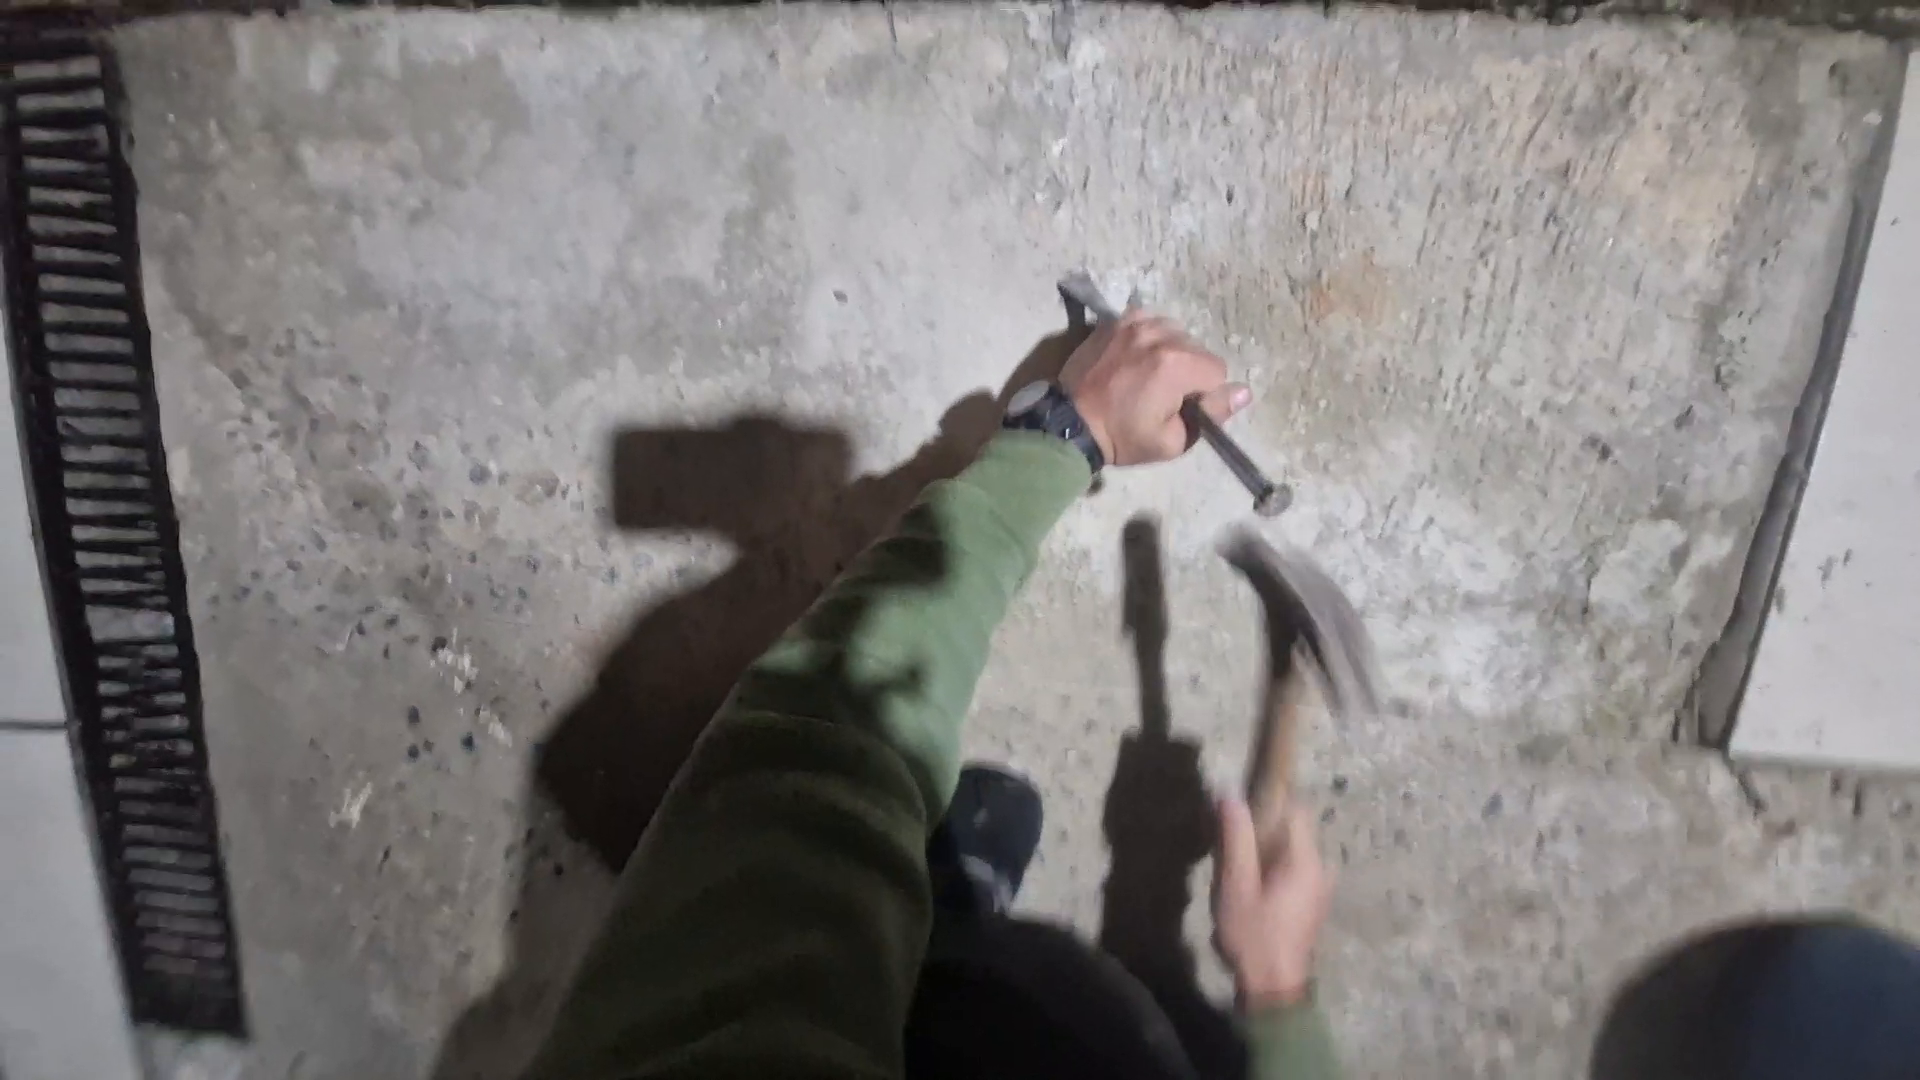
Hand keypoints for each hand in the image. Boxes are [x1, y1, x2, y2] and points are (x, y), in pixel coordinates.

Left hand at [1060, 310, 1250, 467]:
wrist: (1070, 424)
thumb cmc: (1121, 437)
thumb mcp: (1172, 440)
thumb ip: (1212, 414)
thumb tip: (1244, 392)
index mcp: (1176, 364)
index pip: (1216, 370)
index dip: (1203, 394)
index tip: (1179, 407)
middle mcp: (1158, 334)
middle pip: (1196, 349)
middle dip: (1187, 371)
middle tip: (1158, 395)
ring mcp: (1133, 323)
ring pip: (1173, 333)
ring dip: (1168, 352)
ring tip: (1144, 377)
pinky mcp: (1114, 321)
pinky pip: (1147, 323)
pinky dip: (1147, 339)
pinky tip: (1132, 360)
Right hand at [1212, 799, 1333, 1010]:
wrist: (1272, 988)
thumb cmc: (1254, 934)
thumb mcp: (1236, 883)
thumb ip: (1236, 838)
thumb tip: (1230, 796)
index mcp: (1306, 860)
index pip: (1295, 808)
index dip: (1268, 798)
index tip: (1240, 802)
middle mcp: (1320, 869)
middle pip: (1291, 826)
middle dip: (1260, 823)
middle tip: (1228, 835)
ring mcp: (1318, 886)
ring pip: (1289, 846)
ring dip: (1262, 845)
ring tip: (1232, 858)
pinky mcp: (1309, 900)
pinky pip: (1290, 864)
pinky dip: (1269, 862)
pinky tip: (1245, 878)